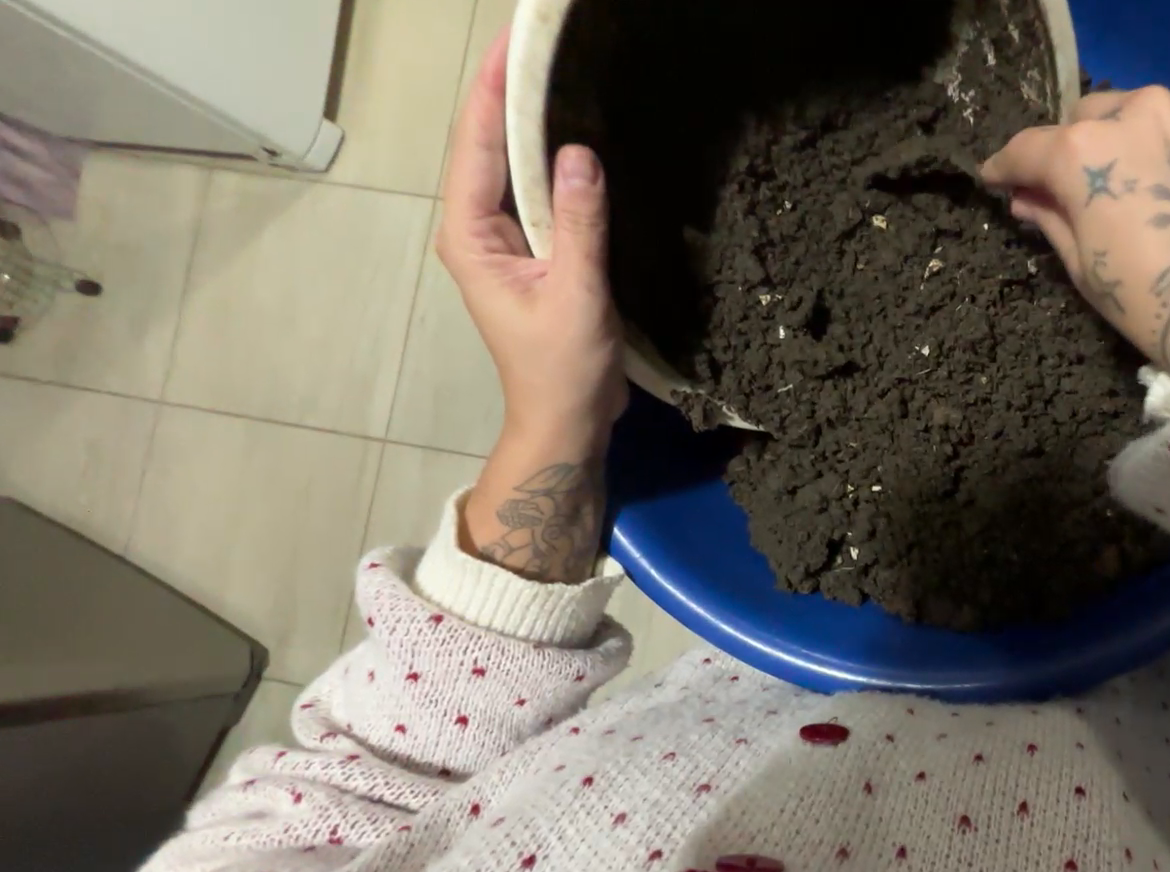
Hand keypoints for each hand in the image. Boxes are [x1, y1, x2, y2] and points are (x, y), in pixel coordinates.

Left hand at [439, 30, 626, 436]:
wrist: (567, 419)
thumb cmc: (563, 368)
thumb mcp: (576, 296)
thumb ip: (579, 227)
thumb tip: (582, 154)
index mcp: (471, 235)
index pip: (478, 145)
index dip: (496, 89)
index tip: (518, 40)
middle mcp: (480, 230)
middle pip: (491, 149)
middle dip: (513, 97)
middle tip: (546, 49)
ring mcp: (509, 244)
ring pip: (517, 173)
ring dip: (538, 131)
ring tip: (565, 82)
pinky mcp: (537, 258)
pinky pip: (545, 203)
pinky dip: (561, 174)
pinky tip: (585, 151)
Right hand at [980, 87, 1169, 376]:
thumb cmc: (1150, 303)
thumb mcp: (1085, 269)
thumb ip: (1051, 219)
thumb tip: (1026, 198)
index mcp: (1087, 150)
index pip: (1031, 148)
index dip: (1008, 167)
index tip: (997, 178)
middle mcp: (1142, 110)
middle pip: (1091, 117)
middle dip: (1079, 149)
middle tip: (1083, 190)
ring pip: (1150, 114)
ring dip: (1138, 144)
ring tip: (1149, 191)